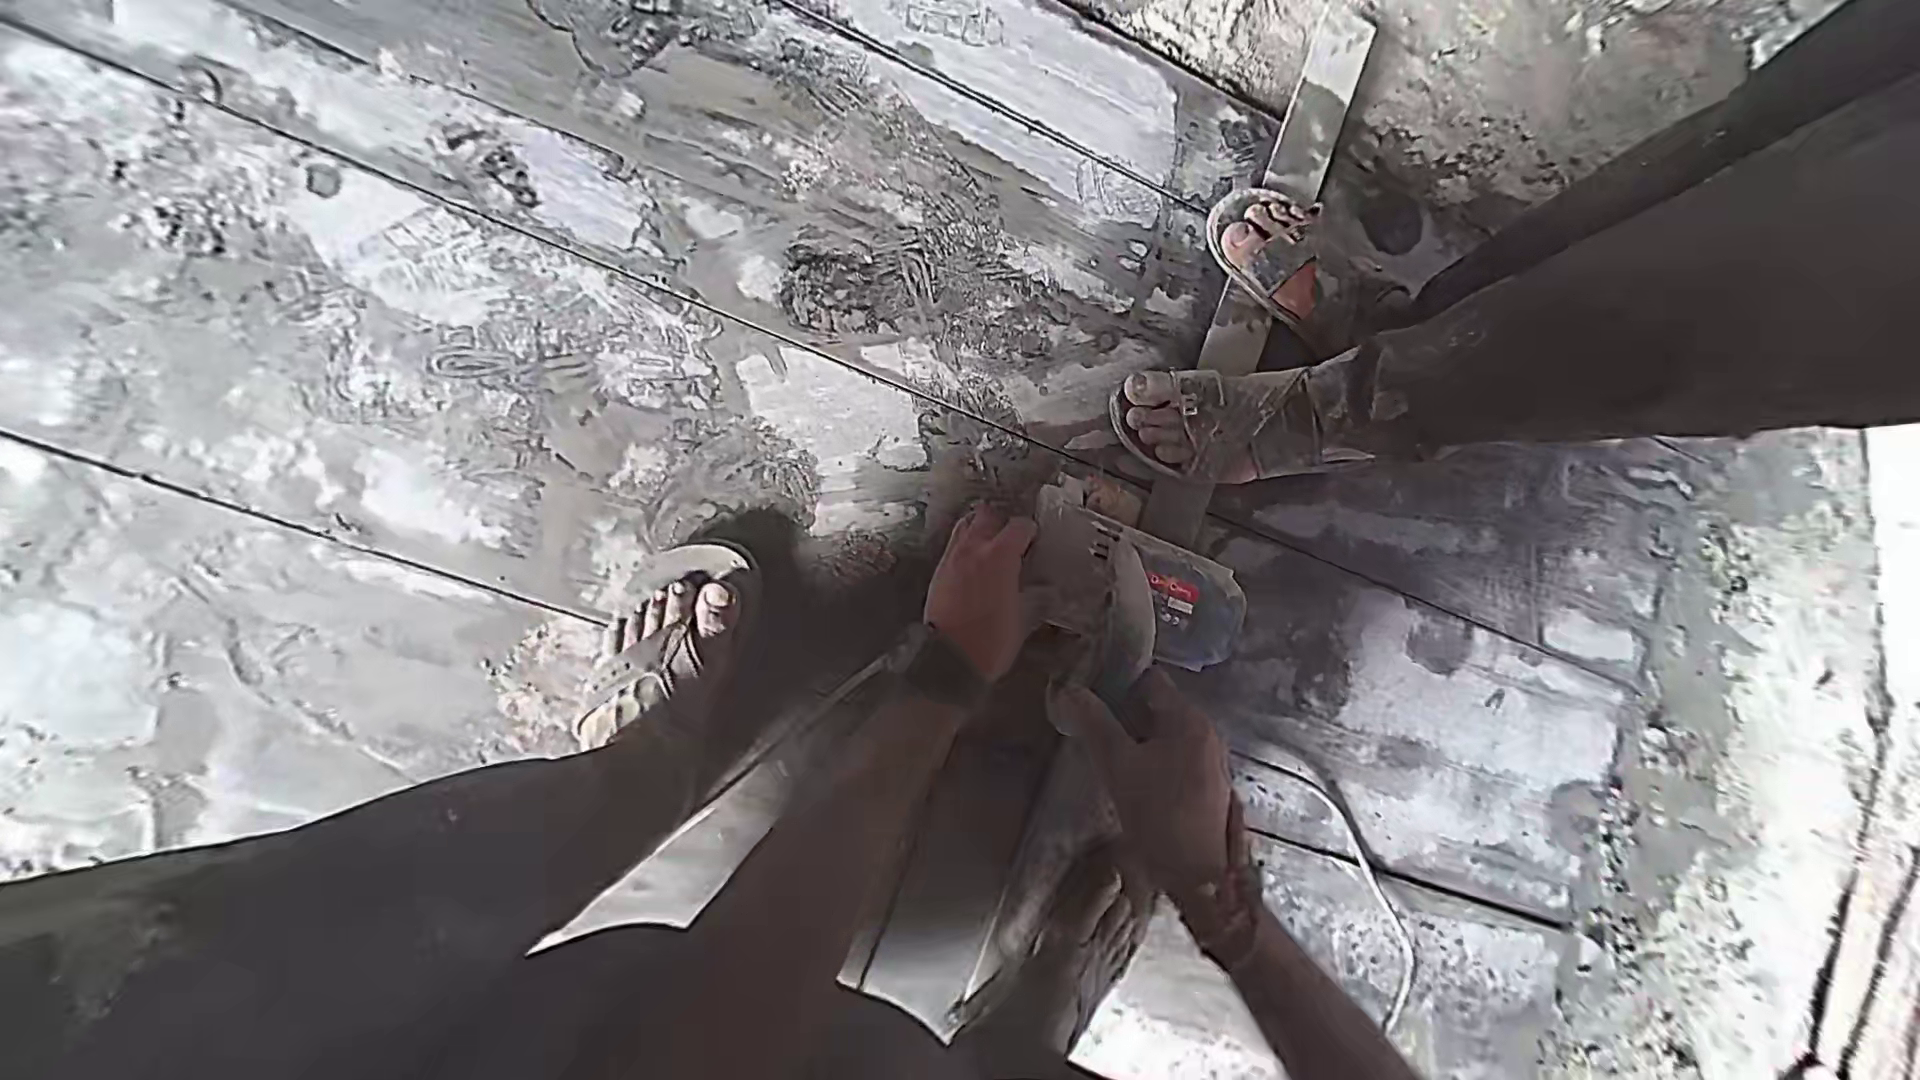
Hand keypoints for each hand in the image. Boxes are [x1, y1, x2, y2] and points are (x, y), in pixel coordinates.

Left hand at [925, 504, 1037, 681]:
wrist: (948, 660)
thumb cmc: (990, 642)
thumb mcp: (1022, 618)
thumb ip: (1034, 596)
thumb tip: (1044, 590)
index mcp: (1000, 556)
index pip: (1020, 525)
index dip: (1031, 532)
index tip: (1035, 542)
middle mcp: (973, 549)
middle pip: (988, 515)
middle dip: (1001, 523)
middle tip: (1011, 540)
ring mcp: (952, 558)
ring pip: (966, 526)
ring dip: (979, 530)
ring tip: (990, 548)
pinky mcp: (938, 572)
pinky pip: (953, 547)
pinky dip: (965, 548)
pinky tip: (973, 567)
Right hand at [1049, 669, 1242, 897]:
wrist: (1200, 881)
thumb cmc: (1159, 816)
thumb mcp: (1117, 765)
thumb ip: (1094, 723)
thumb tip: (1070, 689)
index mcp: (1189, 719)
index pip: (1150, 679)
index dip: (1117, 681)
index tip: (1089, 695)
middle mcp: (1207, 732)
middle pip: (1158, 705)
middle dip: (1124, 712)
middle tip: (1091, 726)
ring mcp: (1213, 759)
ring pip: (1166, 732)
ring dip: (1137, 736)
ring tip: (1107, 752)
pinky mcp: (1211, 785)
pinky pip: (1176, 754)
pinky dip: (1153, 756)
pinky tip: (1133, 777)